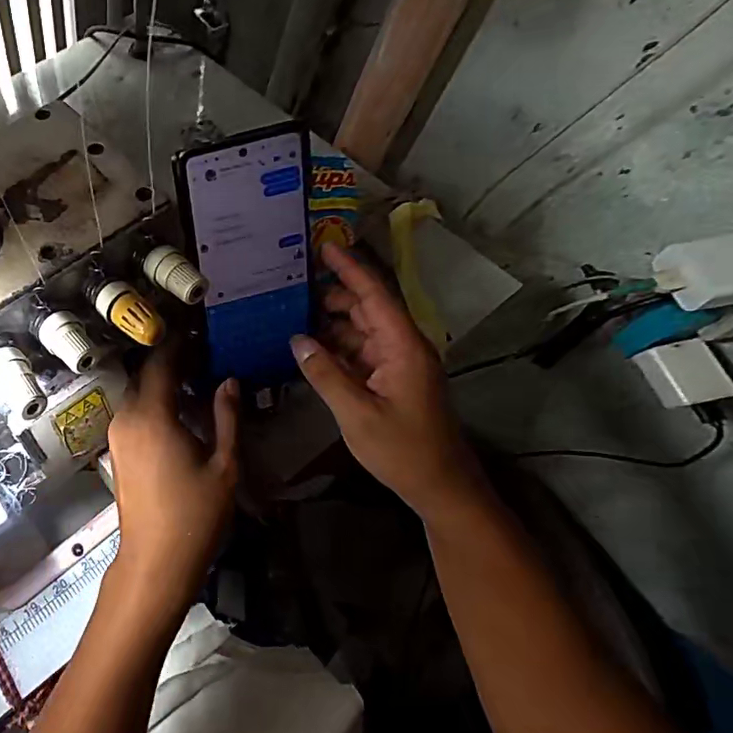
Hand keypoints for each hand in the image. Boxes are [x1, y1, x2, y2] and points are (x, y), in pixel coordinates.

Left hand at [104, 341, 239, 618]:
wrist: (155, 560)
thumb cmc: (195, 514)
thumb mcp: (224, 464)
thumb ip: (226, 417)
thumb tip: (228, 381)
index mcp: (152, 415)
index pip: (162, 363)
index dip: (179, 342)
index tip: (198, 327)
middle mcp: (127, 418)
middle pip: (146, 375)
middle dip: (171, 360)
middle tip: (204, 353)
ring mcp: (117, 435)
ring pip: (138, 394)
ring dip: (163, 383)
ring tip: (197, 380)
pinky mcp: (117, 451)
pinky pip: (135, 413)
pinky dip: (155, 403)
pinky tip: (181, 413)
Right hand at [293, 243, 486, 514]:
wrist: (440, 486)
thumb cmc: (403, 450)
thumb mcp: (357, 413)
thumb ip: (325, 374)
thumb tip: (298, 339)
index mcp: (403, 346)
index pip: (374, 295)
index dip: (349, 268)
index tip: (324, 246)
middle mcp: (403, 346)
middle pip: (367, 307)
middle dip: (333, 293)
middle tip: (293, 284)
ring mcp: (398, 363)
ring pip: (361, 329)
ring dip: (331, 321)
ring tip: (293, 312)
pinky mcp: (391, 379)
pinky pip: (361, 352)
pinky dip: (336, 346)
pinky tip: (310, 346)